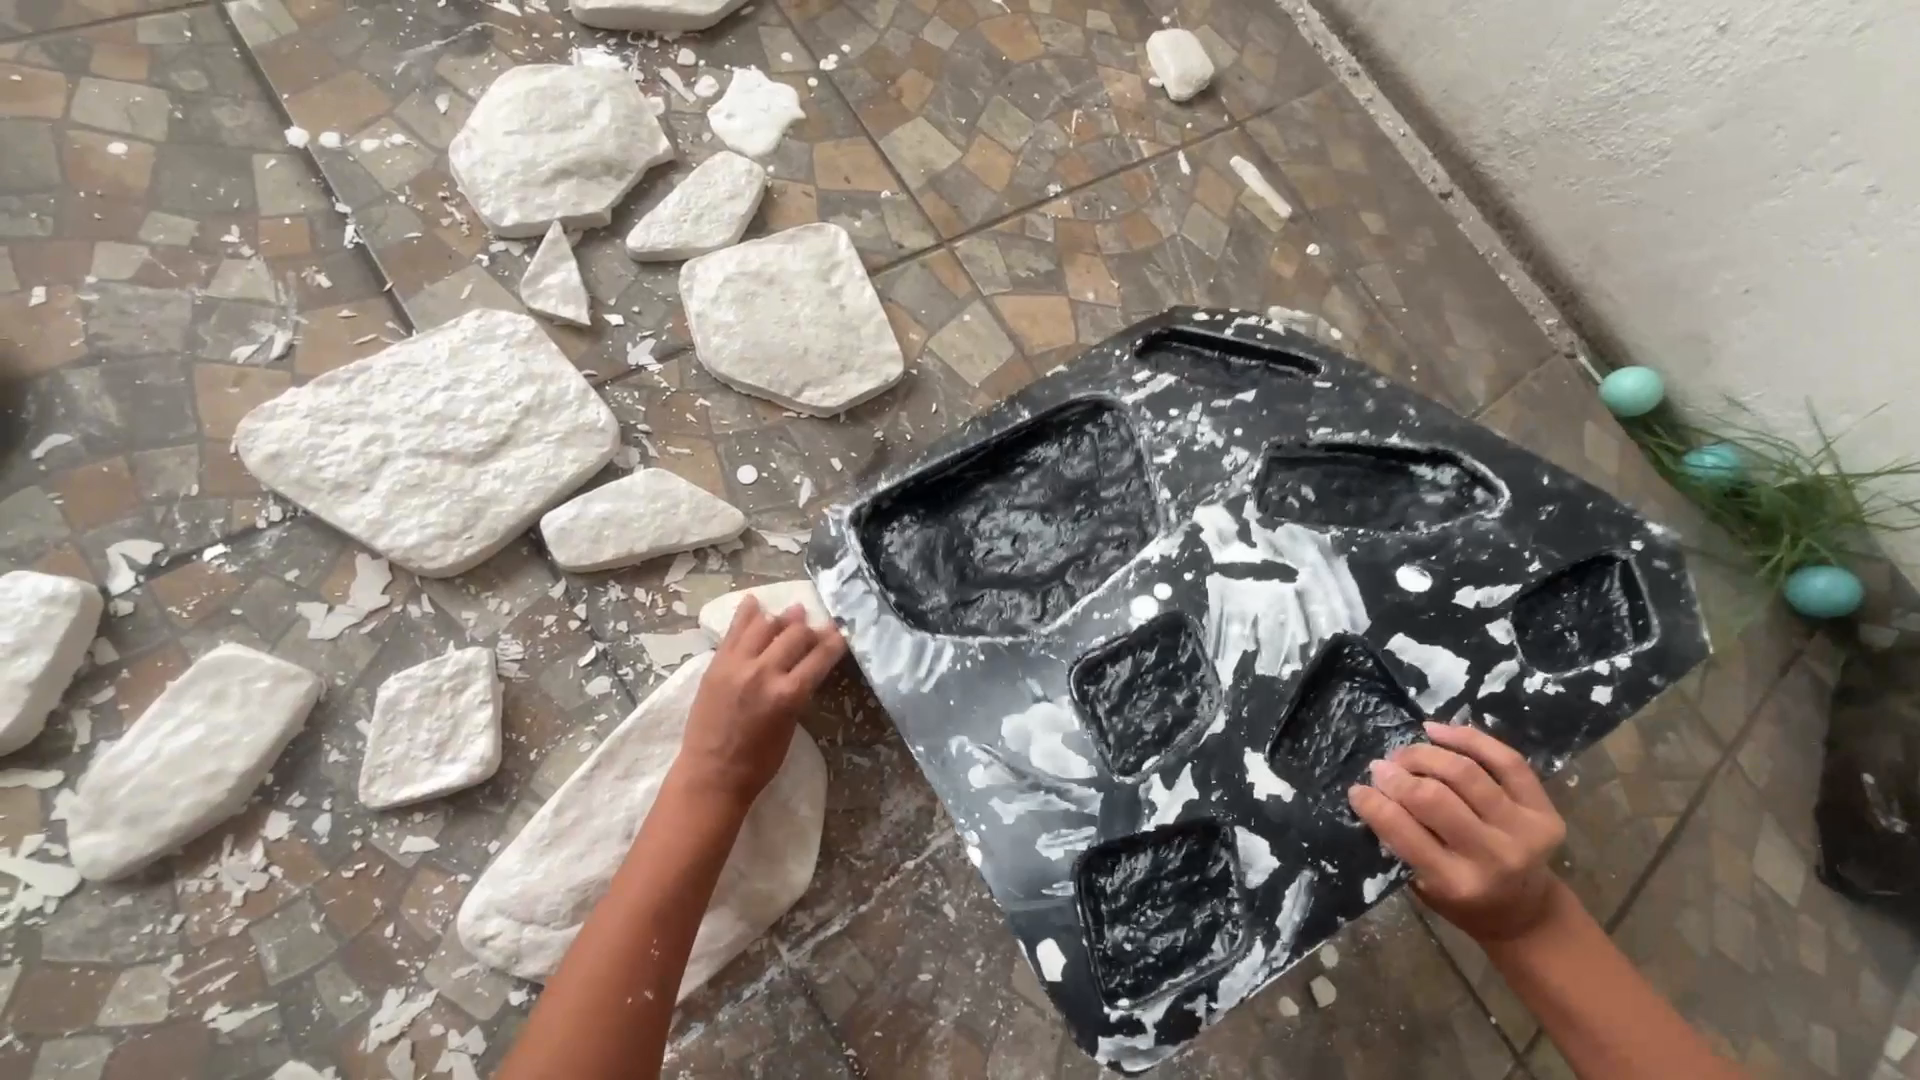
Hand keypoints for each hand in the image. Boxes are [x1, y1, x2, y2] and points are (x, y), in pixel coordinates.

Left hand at [676, 597, 845, 807]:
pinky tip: (755, 603)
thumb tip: (806, 665)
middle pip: (795, 634)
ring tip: (792, 614)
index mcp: (788, 694)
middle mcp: (764, 673)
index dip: (835, 640)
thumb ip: (798, 691)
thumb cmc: (759, 762)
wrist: (711, 774)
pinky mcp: (716, 665)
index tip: (842, 630)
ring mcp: (736, 665)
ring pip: (765, 625)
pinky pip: (733, 631)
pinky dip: (746, 615)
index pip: (820, 656)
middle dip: (810, 628)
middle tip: (817, 626)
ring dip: (782, 619)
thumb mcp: (790, 725)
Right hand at [1348, 721, 1567, 943]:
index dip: (1373, 802)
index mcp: (1456, 882)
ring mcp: (1524, 830)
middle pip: (1434, 797)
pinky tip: (1436, 730)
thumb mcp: (1423, 884)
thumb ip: (1400, 841)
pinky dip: (1467, 738)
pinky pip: (1506, 760)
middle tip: (1380, 768)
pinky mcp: (1545, 810)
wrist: (1527, 911)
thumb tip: (1373, 791)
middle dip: (1397, 775)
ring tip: (1404, 755)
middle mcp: (1494, 856)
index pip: (1403, 830)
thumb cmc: (1461, 900)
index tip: (1357, 789)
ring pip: (1465, 772)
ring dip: (1424, 754)